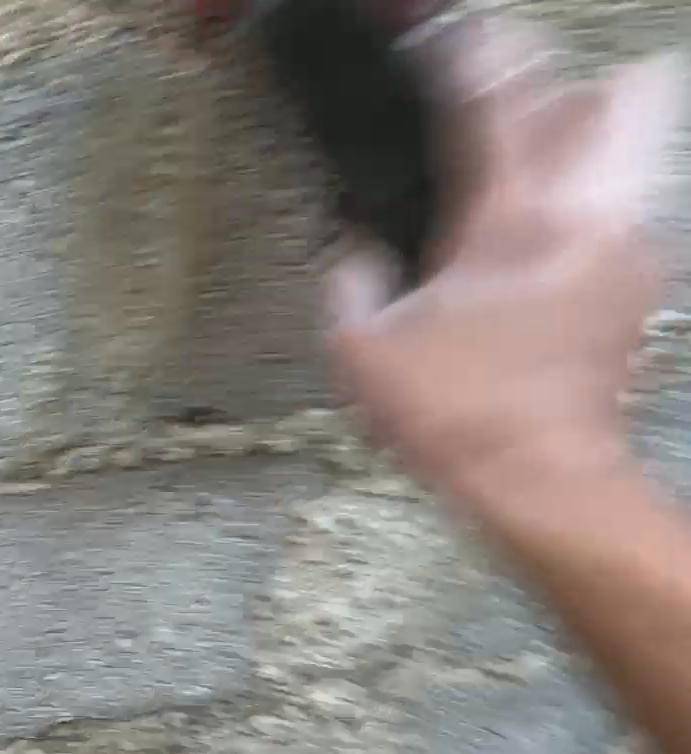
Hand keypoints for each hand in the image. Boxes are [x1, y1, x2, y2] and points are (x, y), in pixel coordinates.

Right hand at [325, 18, 683, 514]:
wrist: (533, 471)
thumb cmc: (439, 409)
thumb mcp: (356, 349)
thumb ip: (349, 281)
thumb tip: (354, 246)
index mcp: (511, 227)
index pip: (500, 108)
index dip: (472, 58)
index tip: (447, 32)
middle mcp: (593, 216)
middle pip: (628, 92)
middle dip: (569, 84)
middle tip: (502, 115)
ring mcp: (635, 244)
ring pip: (637, 144)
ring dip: (580, 139)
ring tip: (510, 178)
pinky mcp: (642, 279)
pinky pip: (622, 202)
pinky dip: (579, 198)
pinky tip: (521, 246)